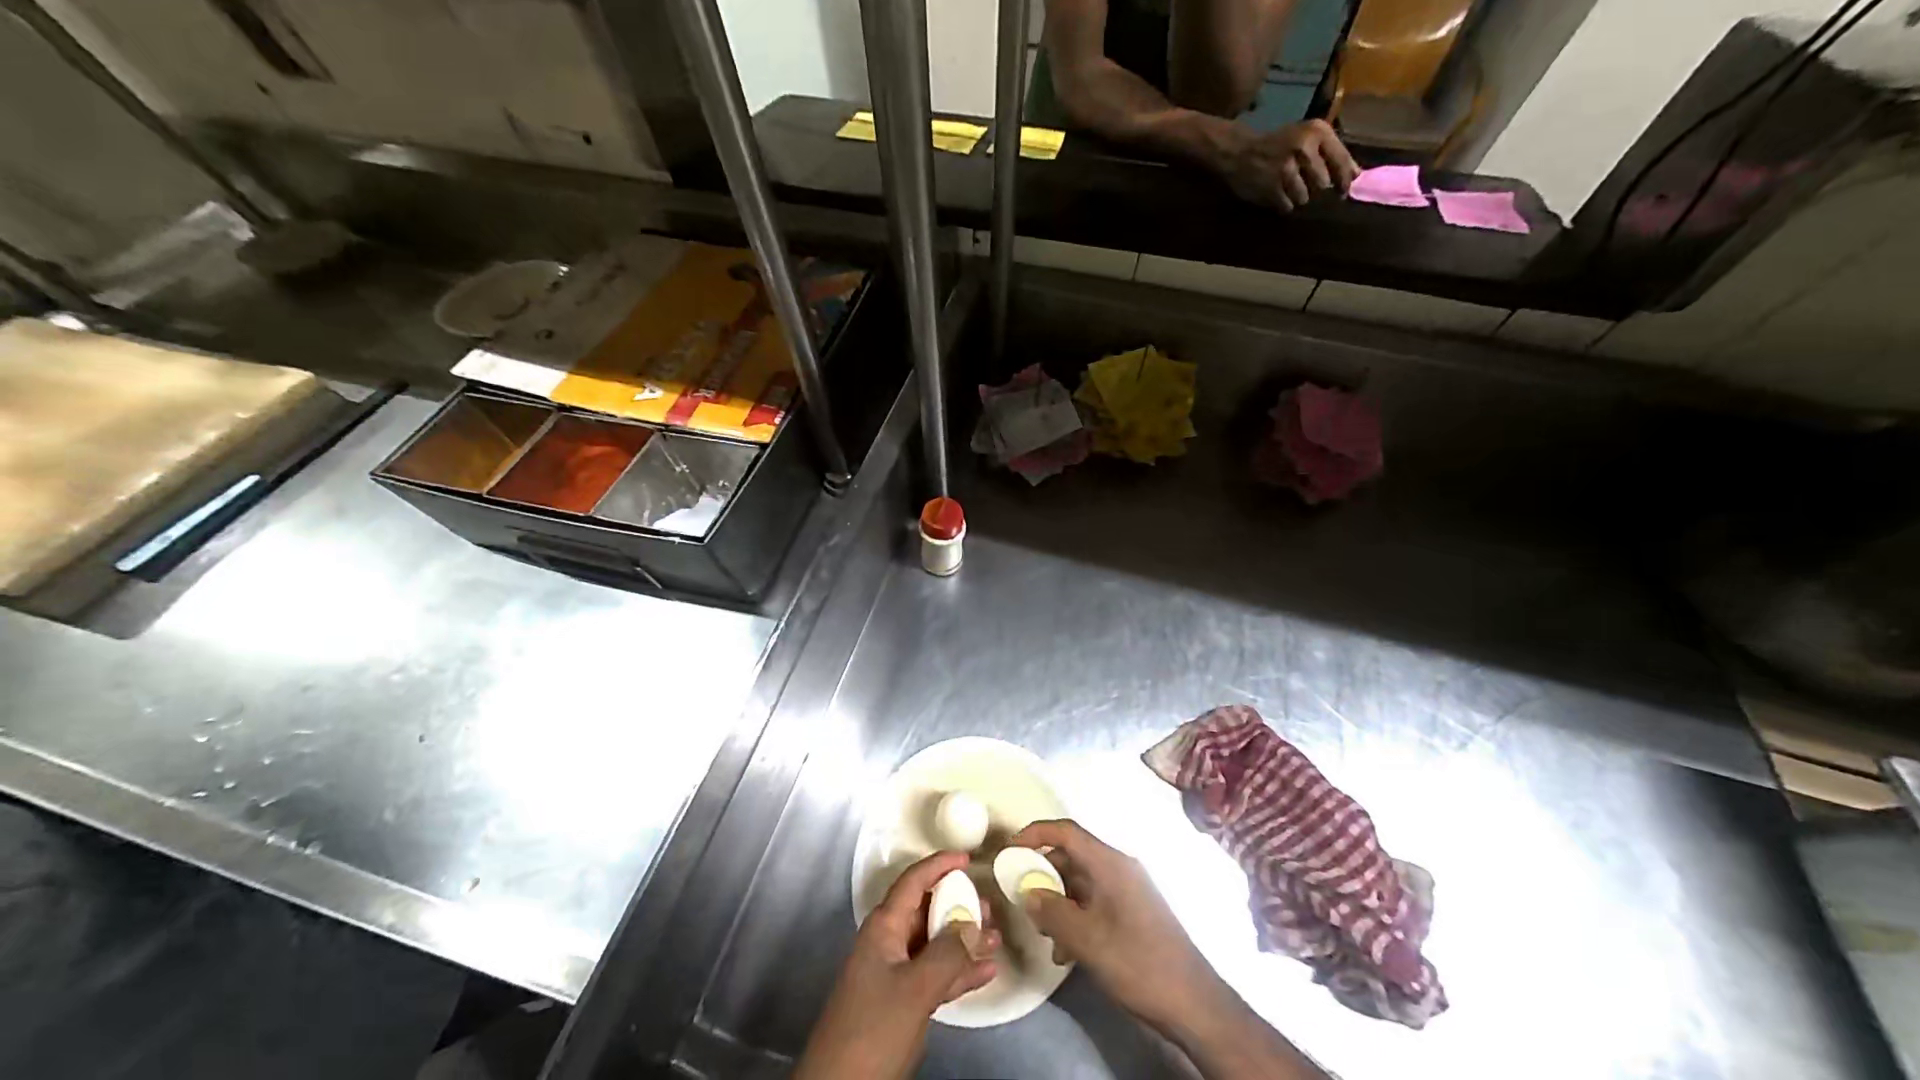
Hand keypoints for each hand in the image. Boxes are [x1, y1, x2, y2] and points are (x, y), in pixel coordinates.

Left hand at [794, 851, 1000, 1079]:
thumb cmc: (874, 1027)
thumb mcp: (915, 988)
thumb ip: (947, 952)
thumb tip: (974, 922)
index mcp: (884, 927)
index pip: (913, 882)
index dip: (939, 865)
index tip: (968, 857)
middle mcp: (889, 942)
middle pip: (927, 910)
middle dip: (959, 904)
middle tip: (991, 905)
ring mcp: (895, 973)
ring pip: (935, 943)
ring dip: (965, 940)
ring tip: (996, 937)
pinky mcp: (902, 1002)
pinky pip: (936, 974)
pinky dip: (959, 971)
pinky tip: (986, 971)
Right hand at [1009, 819, 1231, 1034]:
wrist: (1193, 1003)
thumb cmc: (1138, 962)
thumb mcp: (1086, 939)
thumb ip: (1052, 911)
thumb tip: (1028, 891)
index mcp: (1110, 864)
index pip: (1066, 831)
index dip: (1035, 834)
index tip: (1009, 851)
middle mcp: (1120, 869)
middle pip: (1072, 857)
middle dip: (1044, 876)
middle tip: (1022, 900)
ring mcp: (1129, 891)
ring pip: (1081, 884)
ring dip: (1058, 904)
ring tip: (1046, 937)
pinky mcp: (1133, 913)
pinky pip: (1094, 903)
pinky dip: (1076, 919)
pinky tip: (1066, 953)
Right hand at [1214, 119, 1359, 211]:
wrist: (1240, 151)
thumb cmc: (1279, 144)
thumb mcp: (1307, 139)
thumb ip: (1333, 154)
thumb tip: (1357, 176)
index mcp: (1316, 132)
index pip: (1341, 160)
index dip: (1345, 180)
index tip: (1344, 192)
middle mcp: (1303, 148)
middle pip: (1323, 185)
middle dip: (1316, 190)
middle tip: (1306, 187)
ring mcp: (1285, 169)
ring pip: (1304, 198)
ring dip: (1298, 198)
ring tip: (1287, 189)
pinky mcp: (1271, 187)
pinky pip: (1287, 206)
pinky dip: (1284, 204)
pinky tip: (1276, 194)